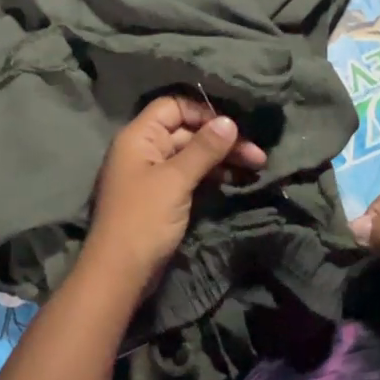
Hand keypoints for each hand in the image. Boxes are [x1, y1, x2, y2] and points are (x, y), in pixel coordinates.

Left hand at [85, 97, 266, 289]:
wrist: (120, 272)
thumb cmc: (143, 218)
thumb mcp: (175, 180)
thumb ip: (203, 149)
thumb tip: (228, 121)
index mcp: (138, 136)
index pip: (173, 106)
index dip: (203, 111)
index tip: (235, 126)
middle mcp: (143, 149)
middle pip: (185, 131)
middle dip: (221, 139)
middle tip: (258, 155)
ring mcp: (152, 174)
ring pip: (191, 155)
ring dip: (221, 158)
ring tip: (256, 167)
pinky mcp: (162, 197)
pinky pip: (189, 176)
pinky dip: (211, 175)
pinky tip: (236, 180)